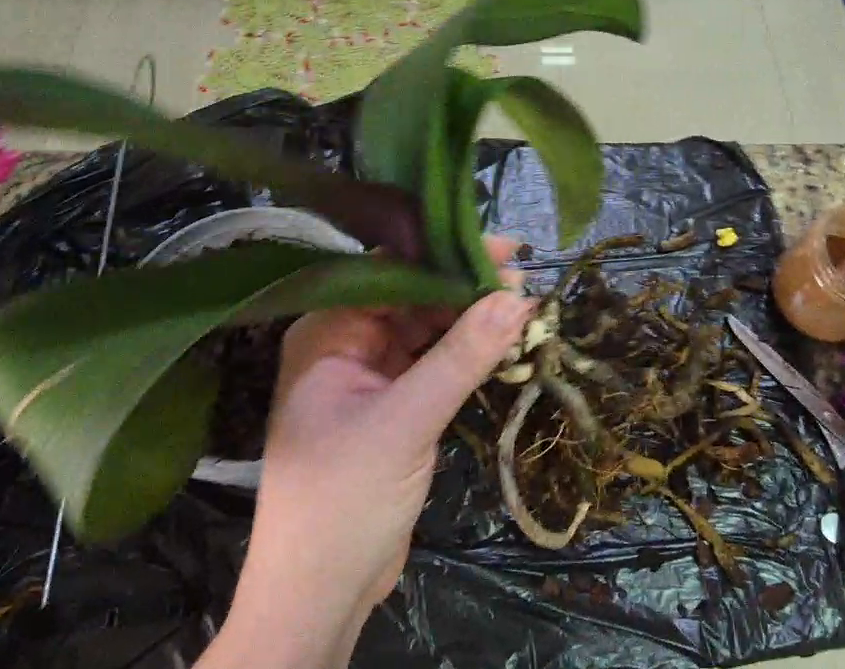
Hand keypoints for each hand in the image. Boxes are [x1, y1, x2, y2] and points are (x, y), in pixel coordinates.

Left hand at [201, 239, 533, 667]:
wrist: (319, 595)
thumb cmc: (345, 499)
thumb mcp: (407, 422)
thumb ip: (462, 358)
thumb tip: (520, 296)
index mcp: (326, 333)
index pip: (390, 274)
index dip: (446, 256)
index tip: (505, 249)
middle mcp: (344, 345)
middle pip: (412, 299)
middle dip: (465, 288)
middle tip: (524, 275)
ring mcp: (369, 378)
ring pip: (427, 332)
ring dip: (471, 322)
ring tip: (525, 305)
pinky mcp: (393, 409)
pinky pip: (433, 366)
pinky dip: (467, 356)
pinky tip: (505, 344)